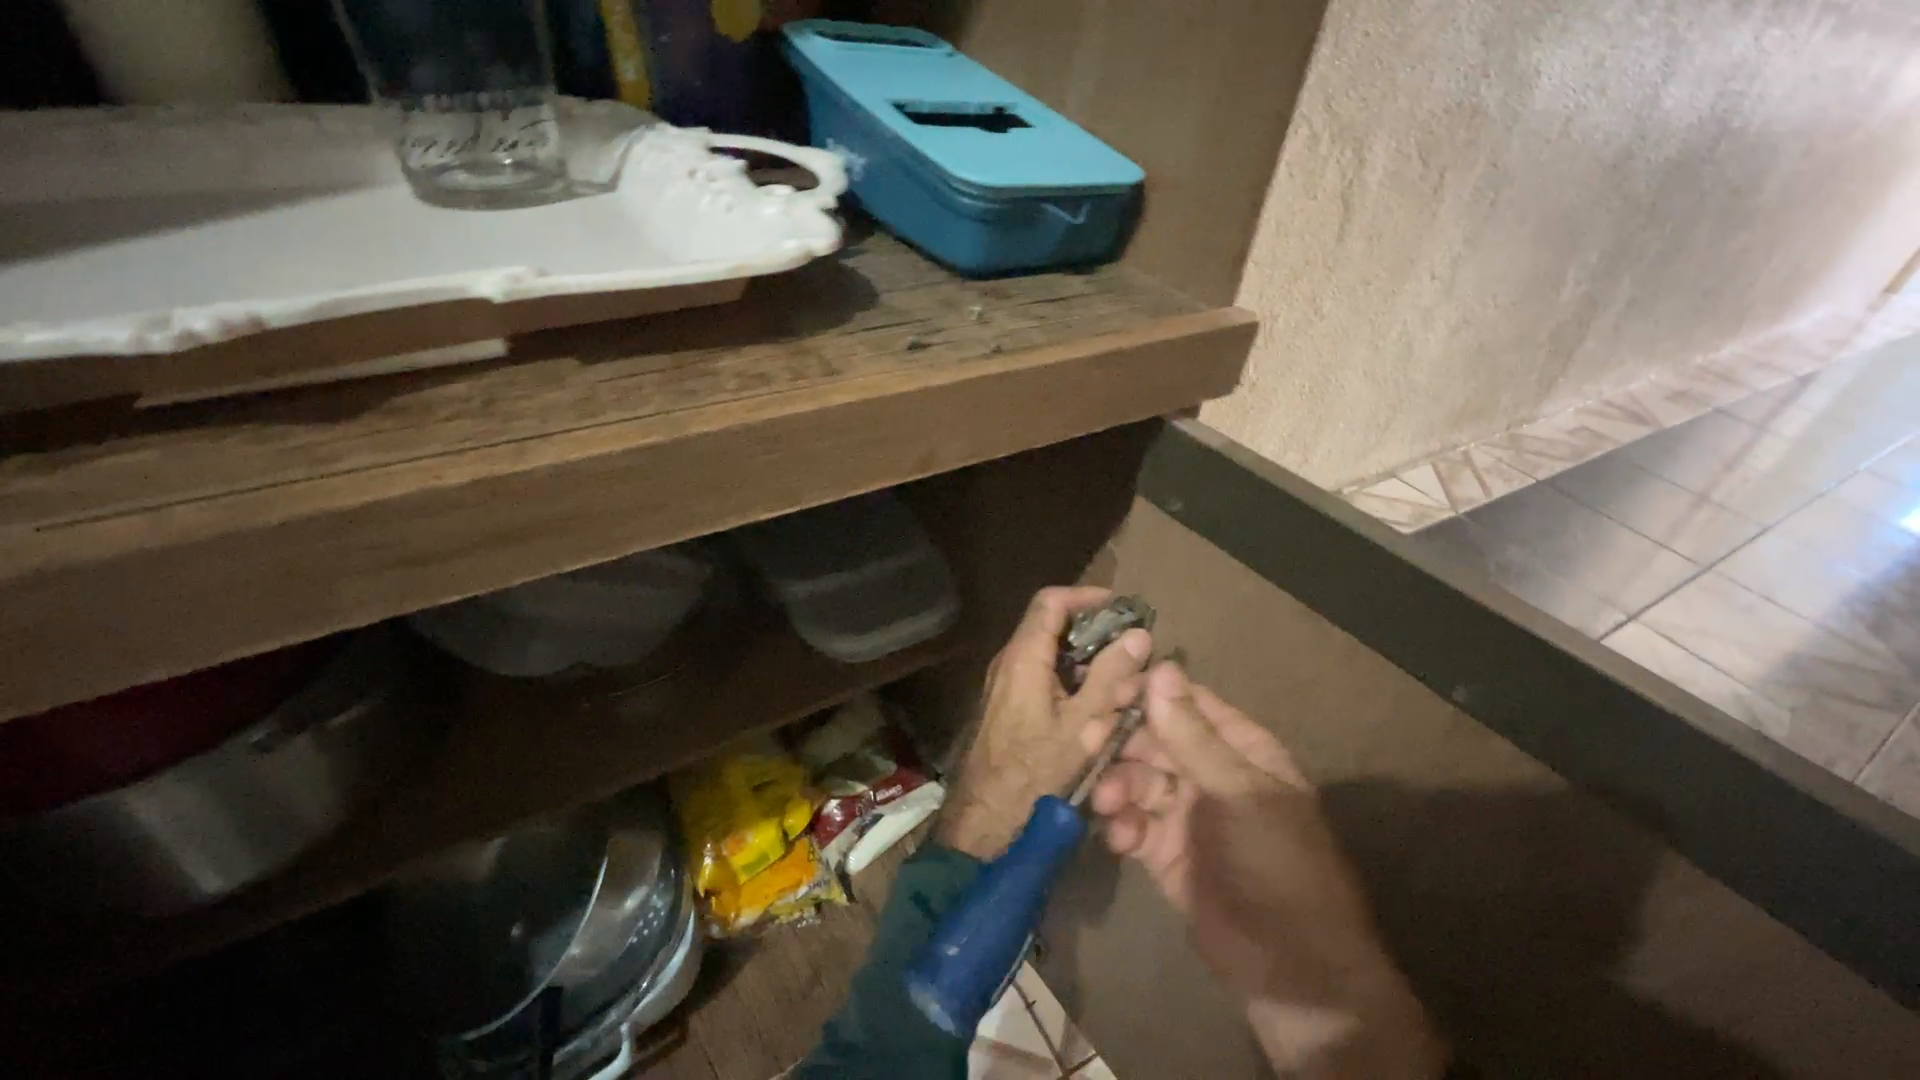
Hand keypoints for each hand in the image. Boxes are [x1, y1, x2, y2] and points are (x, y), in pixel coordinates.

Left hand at [935, 586, 1151, 858]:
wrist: (983, 820)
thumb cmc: (1034, 771)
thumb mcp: (1082, 726)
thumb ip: (1111, 678)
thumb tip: (1139, 635)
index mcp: (1023, 657)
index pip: (1050, 601)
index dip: (1087, 596)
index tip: (1122, 607)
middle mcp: (1007, 662)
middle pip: (1049, 626)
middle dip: (1092, 631)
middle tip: (1131, 646)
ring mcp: (1001, 685)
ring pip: (1046, 654)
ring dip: (1083, 658)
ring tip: (1122, 676)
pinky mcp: (1003, 707)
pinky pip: (1039, 677)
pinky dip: (1068, 679)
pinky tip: (1095, 704)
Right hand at [1086, 663, 1445, 1079]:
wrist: (1290, 966)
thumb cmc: (1276, 863)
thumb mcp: (1238, 792)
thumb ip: (1192, 735)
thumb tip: (1160, 669)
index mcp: (1242, 750)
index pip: (1189, 704)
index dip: (1149, 694)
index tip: (1108, 691)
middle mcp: (1212, 775)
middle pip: (1156, 741)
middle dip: (1123, 741)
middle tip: (1089, 740)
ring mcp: (1187, 815)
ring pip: (1139, 781)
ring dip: (1119, 785)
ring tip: (1109, 801)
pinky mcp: (1165, 854)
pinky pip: (1134, 824)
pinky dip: (1122, 825)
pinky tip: (1120, 837)